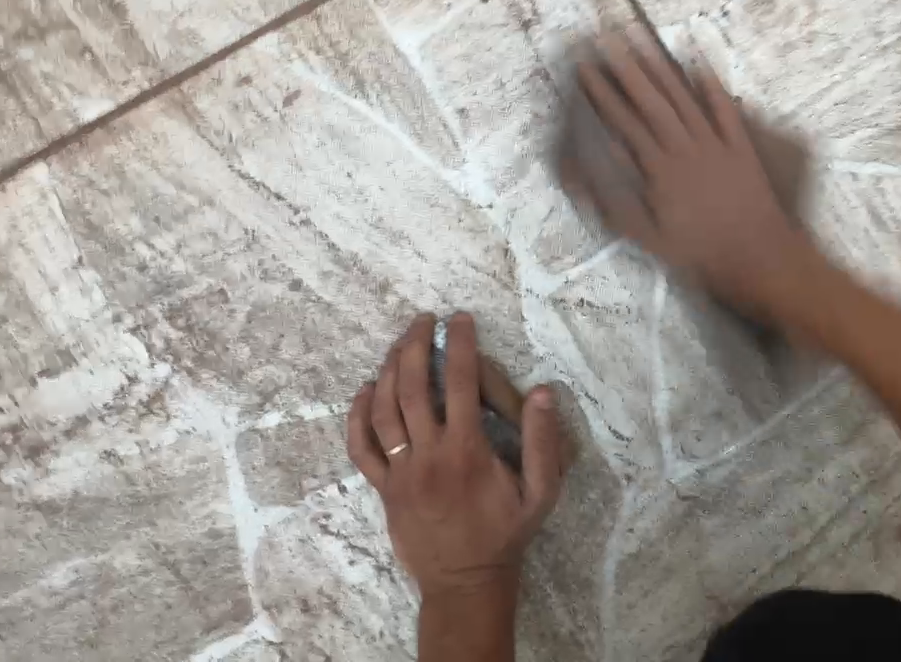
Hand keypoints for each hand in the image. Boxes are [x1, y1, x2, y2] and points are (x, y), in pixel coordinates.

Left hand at [347, 313, 565, 604]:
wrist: (465, 583)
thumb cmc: (506, 533)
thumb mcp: (541, 492)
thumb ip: (543, 441)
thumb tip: (542, 391)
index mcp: (466, 449)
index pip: (461, 382)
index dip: (460, 344)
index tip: (460, 318)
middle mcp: (428, 453)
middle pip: (414, 386)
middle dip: (416, 345)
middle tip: (423, 320)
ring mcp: (400, 471)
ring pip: (384, 409)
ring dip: (389, 369)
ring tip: (400, 343)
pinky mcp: (383, 488)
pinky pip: (361, 448)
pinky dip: (357, 415)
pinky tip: (365, 388)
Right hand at [568, 33, 812, 311]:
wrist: (759, 258)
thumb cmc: (699, 255)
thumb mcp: (647, 238)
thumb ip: (613, 202)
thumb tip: (580, 173)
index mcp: (659, 169)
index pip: (623, 123)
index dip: (602, 94)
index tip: (584, 69)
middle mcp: (685, 148)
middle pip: (652, 101)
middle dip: (627, 68)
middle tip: (608, 38)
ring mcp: (715, 144)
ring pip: (684, 99)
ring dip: (662, 68)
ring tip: (643, 42)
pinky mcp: (741, 148)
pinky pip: (726, 111)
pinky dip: (713, 87)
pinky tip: (700, 64)